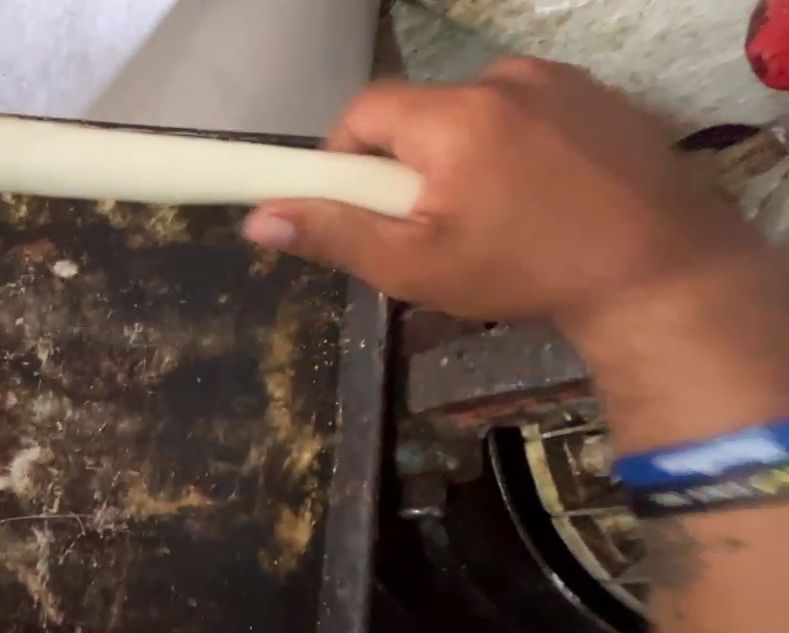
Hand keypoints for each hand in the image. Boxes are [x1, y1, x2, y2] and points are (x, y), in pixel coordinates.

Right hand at [241, 59, 766, 327]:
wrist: (655, 268)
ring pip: (463, 112)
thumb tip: (259, 219)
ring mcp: (559, 82)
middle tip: (415, 223)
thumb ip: (331, 234)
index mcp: (456, 118)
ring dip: (447, 155)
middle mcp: (506, 81)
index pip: (364, 109)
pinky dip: (497, 147)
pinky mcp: (594, 95)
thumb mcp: (407, 264)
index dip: (339, 154)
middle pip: (414, 112)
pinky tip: (519, 195)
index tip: (351, 203)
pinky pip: (514, 111)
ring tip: (471, 213)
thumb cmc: (517, 270)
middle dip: (397, 164)